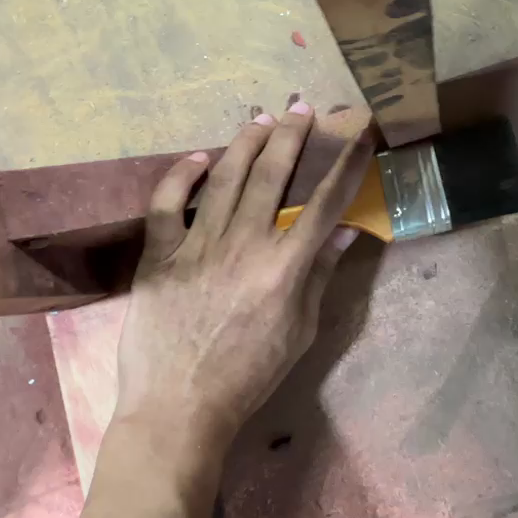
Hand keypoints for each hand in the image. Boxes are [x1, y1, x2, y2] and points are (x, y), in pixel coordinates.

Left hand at [112, 102, 377, 460]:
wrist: (178, 409)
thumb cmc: (250, 374)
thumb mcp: (301, 330)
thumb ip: (320, 274)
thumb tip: (344, 229)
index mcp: (285, 266)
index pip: (326, 201)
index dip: (347, 163)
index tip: (359, 134)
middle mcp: (244, 245)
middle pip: (273, 176)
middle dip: (291, 136)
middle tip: (301, 108)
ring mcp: (197, 247)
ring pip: (224, 179)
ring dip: (245, 144)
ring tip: (261, 120)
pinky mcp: (158, 257)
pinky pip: (166, 205)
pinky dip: (180, 176)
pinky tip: (197, 159)